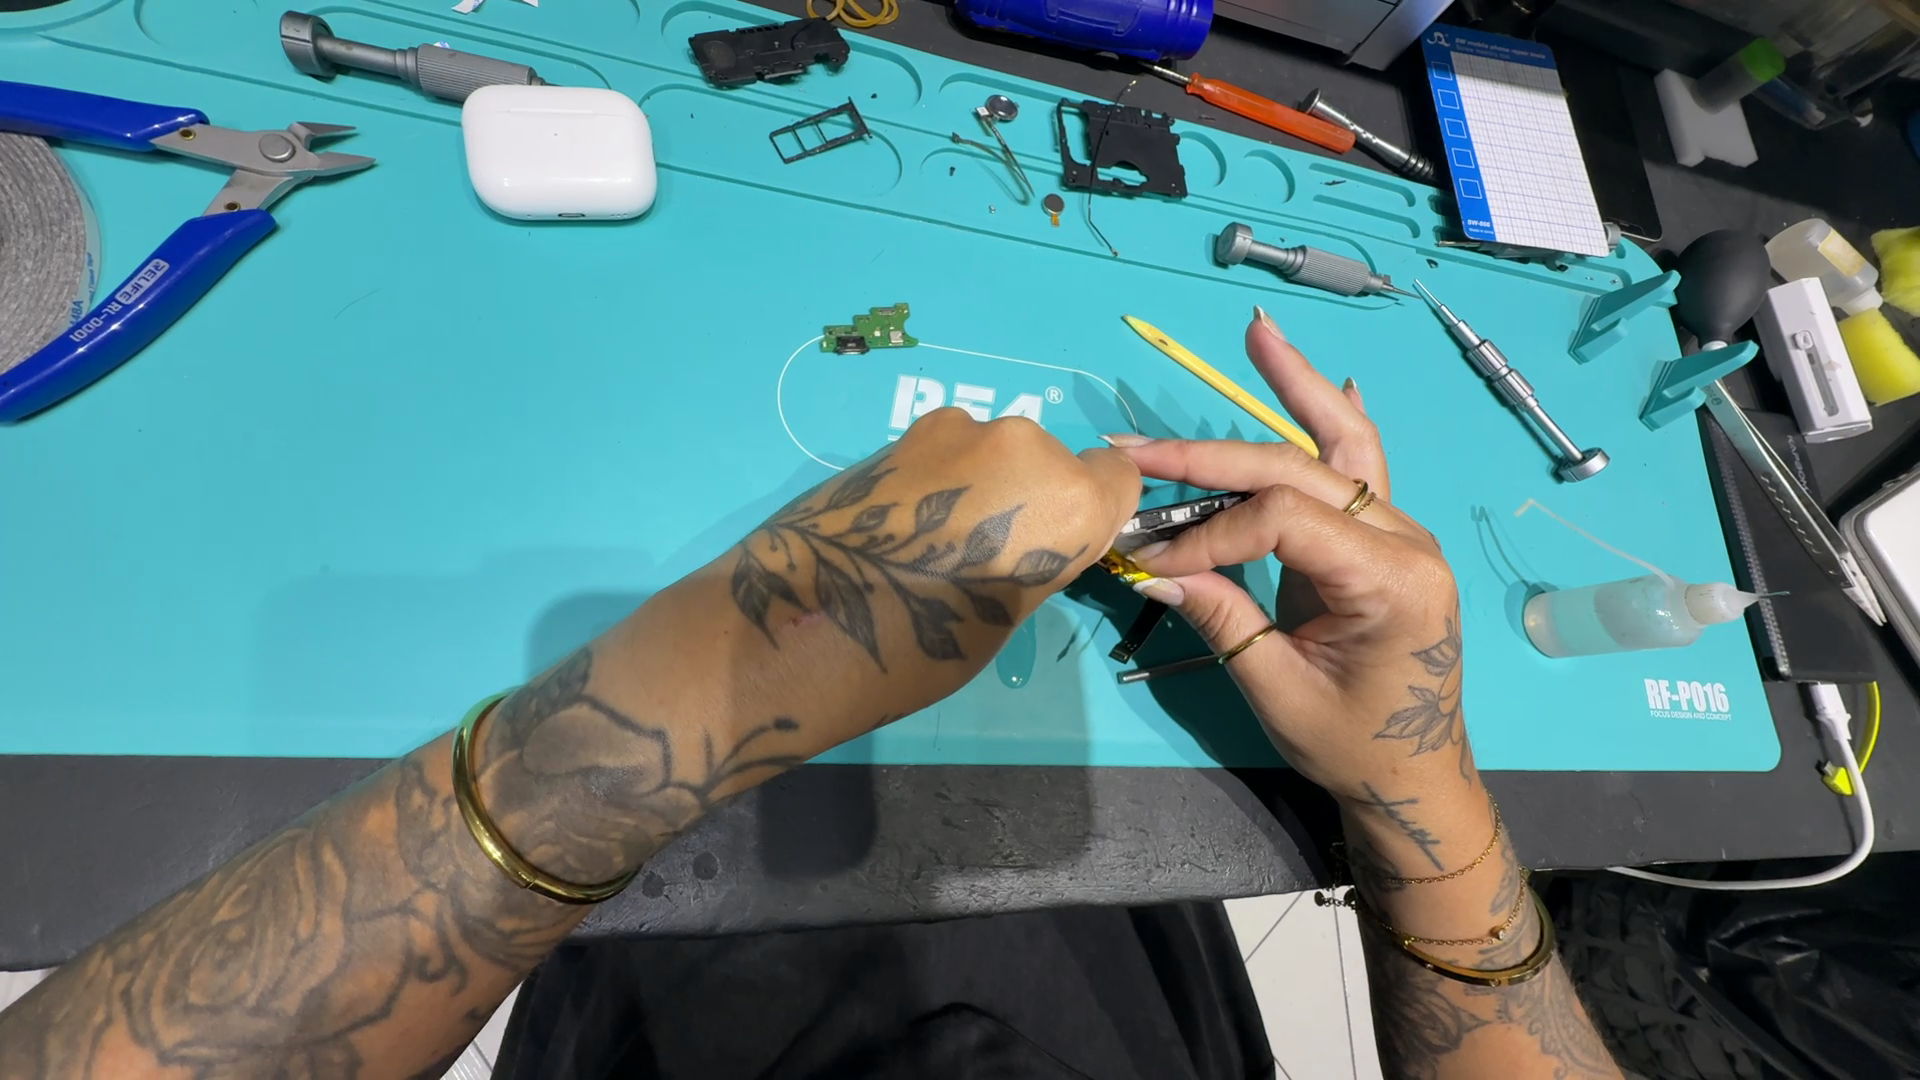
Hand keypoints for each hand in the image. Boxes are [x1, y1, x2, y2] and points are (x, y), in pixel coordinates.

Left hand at [633, 407, 1141, 746]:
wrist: (803, 620)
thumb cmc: (918, 647)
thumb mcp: (1007, 614)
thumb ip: (1039, 557)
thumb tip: (1034, 534)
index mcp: (1069, 499)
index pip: (1118, 479)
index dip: (1092, 513)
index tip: (1061, 544)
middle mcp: (1023, 445)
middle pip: (1055, 461)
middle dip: (1035, 497)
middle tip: (988, 552)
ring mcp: (958, 429)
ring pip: (999, 451)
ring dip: (985, 483)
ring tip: (933, 540)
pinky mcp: (904, 429)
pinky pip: (951, 449)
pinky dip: (943, 477)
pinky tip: (901, 522)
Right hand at [1109, 308, 1470, 804]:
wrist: (1414, 771)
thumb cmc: (1352, 744)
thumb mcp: (1275, 688)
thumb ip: (1220, 617)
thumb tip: (1149, 569)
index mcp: (1391, 581)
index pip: (1281, 521)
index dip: (1206, 534)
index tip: (1151, 562)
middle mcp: (1404, 538)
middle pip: (1298, 469)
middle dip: (1212, 454)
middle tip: (1139, 444)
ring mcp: (1398, 530)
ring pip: (1342, 442)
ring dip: (1295, 386)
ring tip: (1258, 333)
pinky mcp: (1381, 536)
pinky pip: (1361, 464)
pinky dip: (1335, 417)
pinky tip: (1329, 378)